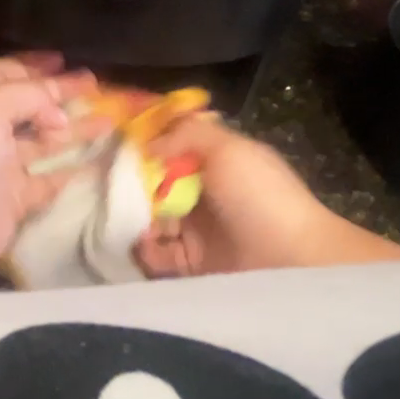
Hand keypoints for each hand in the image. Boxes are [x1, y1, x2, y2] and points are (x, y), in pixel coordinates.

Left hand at [0, 53, 101, 287]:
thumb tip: (60, 113)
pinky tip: (97, 161)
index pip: (5, 73)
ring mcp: (2, 166)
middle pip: (29, 106)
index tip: (64, 60)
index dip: (33, 65)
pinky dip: (73, 171)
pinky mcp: (16, 199)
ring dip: (75, 129)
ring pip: (44, 142)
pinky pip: (50, 180)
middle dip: (61, 95)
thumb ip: (30, 95)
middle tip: (95, 87)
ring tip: (110, 120)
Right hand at [134, 114, 399, 275]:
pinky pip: (156, 254)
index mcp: (215, 161)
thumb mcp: (230, 149)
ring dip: (134, 217)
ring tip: (124, 217)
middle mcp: (203, 193)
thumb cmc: (260, 196)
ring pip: (150, 218)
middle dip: (130, 184)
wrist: (290, 261)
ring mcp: (195, 230)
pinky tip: (143, 242)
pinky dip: (144, 249)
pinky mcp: (190, 264)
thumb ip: (187, 134)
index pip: (170, 147)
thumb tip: (146, 143)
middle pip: (153, 184)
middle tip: (109, 185)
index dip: (144, 145)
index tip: (114, 141)